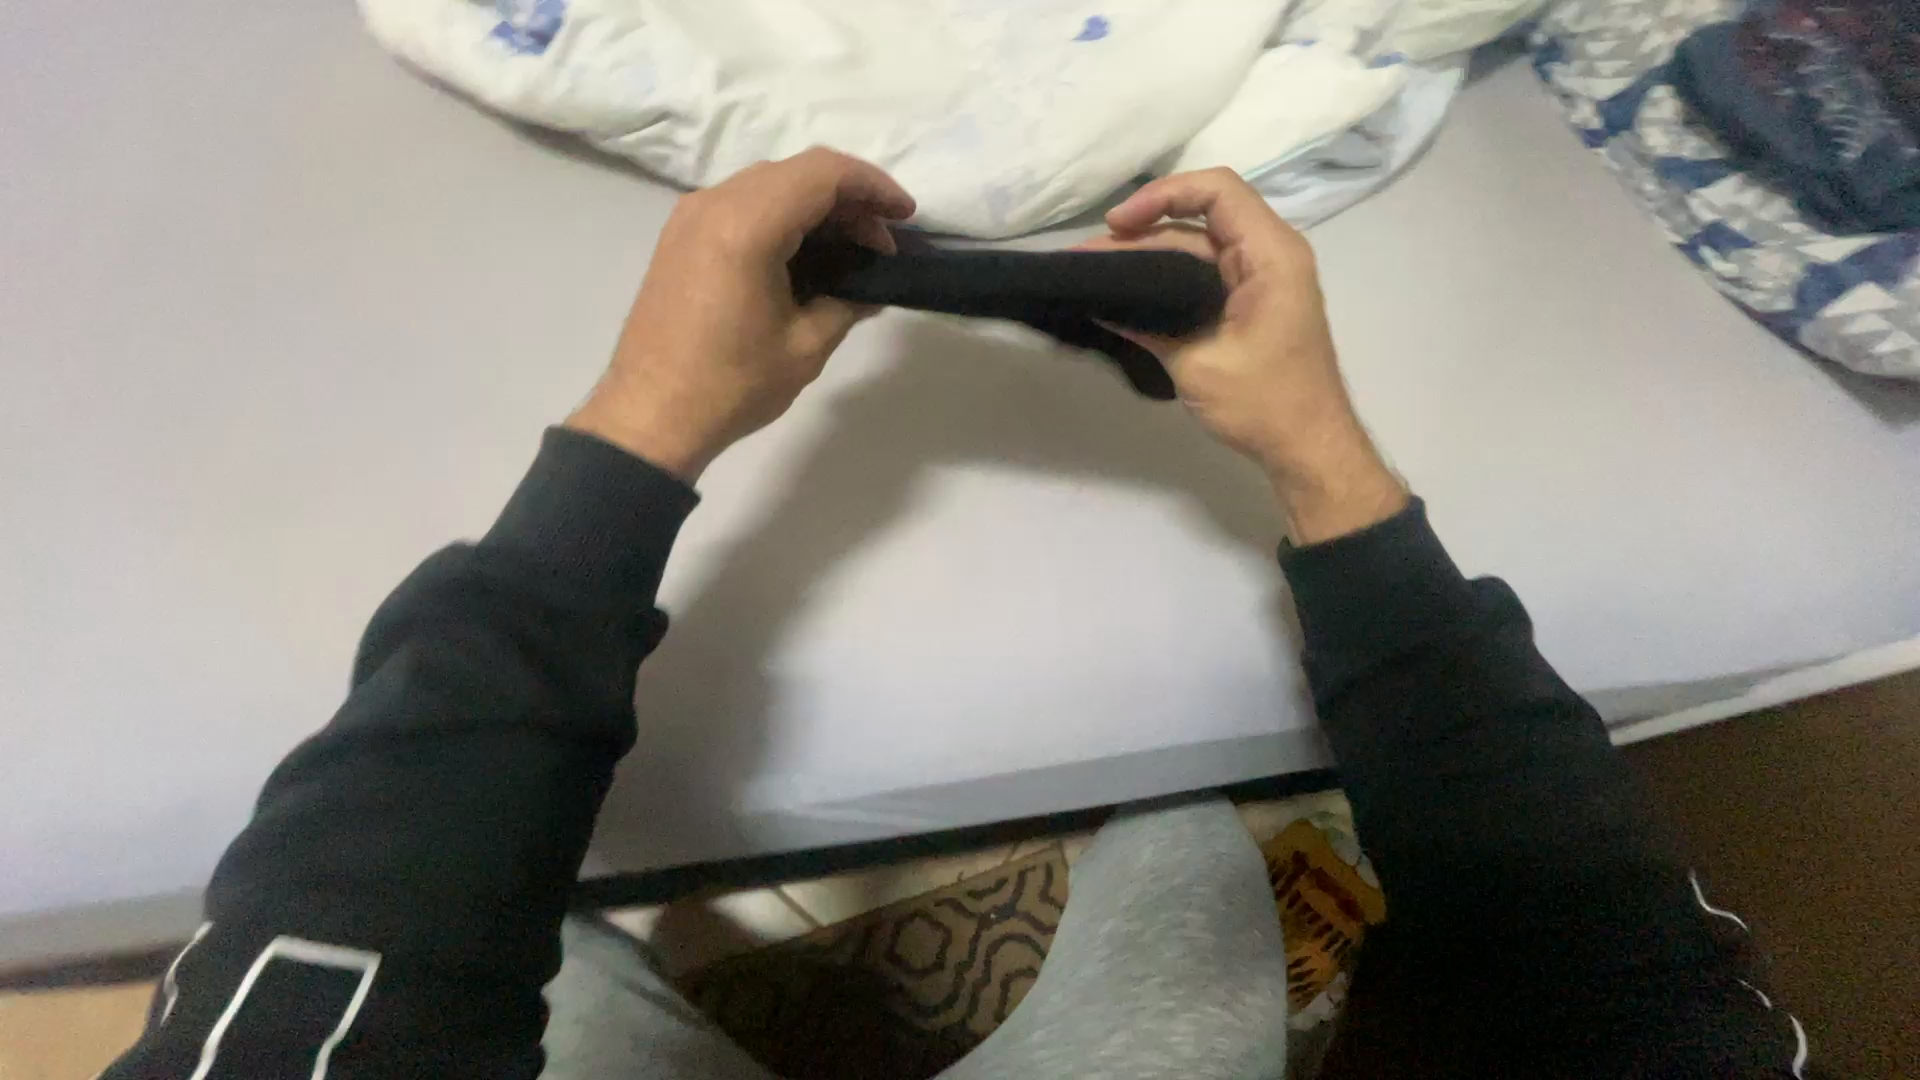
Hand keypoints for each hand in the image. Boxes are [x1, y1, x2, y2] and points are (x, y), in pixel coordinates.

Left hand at [566, 148, 914, 480]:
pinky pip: (743, 206)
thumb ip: (846, 303)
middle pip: (796, 173)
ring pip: (769, 186)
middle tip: (881, 246)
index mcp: (746, 227)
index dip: (873, 186)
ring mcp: (691, 218)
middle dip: (848, 199)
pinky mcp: (681, 238)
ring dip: (816, 208)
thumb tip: (870, 287)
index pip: (822, 174)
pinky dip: (783, 218)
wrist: (651, 415)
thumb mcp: (806, 347)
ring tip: (850, 252)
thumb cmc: (732, 386)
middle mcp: (714, 205)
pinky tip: (806, 256)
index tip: (906, 217)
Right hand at [1085, 169, 1406, 542]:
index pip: (1216, 191)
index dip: (1162, 195)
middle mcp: (1266, 256)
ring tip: (1096, 274)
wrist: (1307, 445)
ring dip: (1148, 259)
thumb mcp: (1198, 365)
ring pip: (1196, 250)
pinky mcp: (1246, 305)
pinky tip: (1127, 296)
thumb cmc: (1264, 403)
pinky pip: (1201, 278)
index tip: (1116, 225)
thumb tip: (1103, 305)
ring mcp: (1257, 281)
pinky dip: (1165, 282)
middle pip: (1198, 221)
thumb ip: (1150, 328)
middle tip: (1088, 259)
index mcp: (1269, 255)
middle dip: (1141, 234)